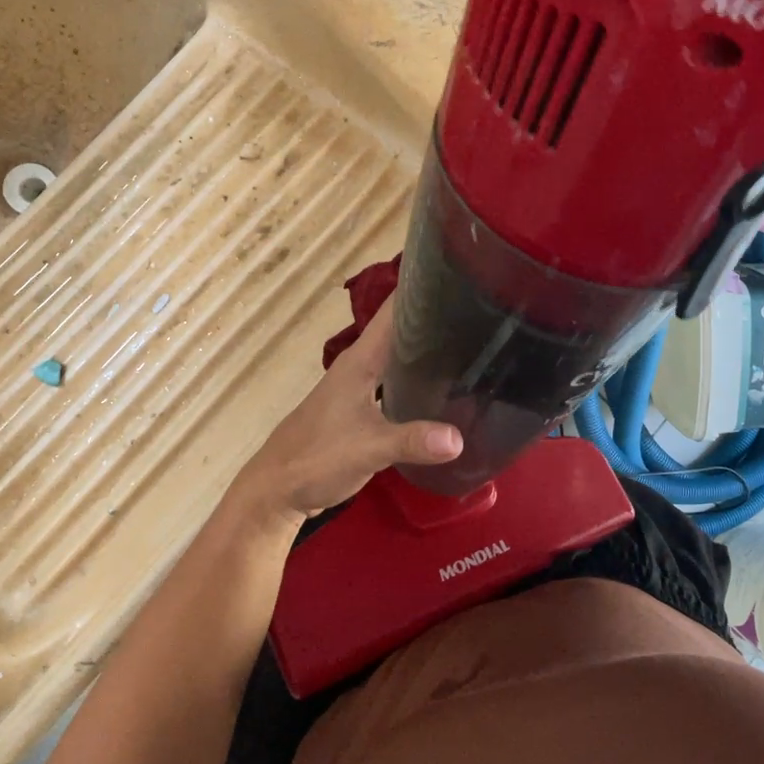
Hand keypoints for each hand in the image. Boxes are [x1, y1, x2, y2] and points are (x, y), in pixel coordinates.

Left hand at [231, 295, 461, 527]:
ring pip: (399, 356)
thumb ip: (411, 441)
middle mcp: (361, 365)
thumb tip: (459, 439)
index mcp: (361, 360)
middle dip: (437, 318)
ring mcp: (360, 387)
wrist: (279, 488)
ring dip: (428, 348)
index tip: (462, 275)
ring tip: (474, 340)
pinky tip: (444, 386)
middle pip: (402, 330)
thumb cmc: (317, 457)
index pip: (394, 310)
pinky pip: (397, 381)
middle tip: (484, 310)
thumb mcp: (369, 449)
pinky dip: (419, 378)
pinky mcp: (362, 409)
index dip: (423, 288)